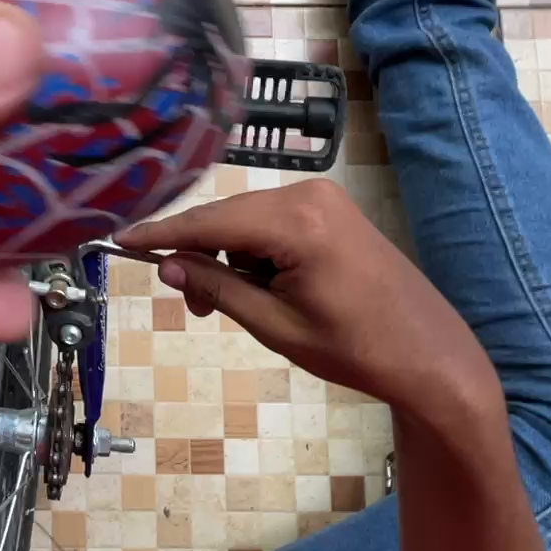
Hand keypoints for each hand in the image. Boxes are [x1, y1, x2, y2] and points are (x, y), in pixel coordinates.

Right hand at [116, 180, 499, 414]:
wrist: (431, 355)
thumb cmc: (355, 349)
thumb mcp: (275, 325)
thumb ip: (216, 288)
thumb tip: (166, 266)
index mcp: (297, 223)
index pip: (209, 224)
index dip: (161, 234)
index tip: (119, 238)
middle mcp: (307, 195)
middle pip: (225, 218)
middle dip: (197, 256)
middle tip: (190, 306)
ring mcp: (321, 197)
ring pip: (243, 220)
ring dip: (225, 257)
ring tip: (231, 305)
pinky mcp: (328, 208)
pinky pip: (268, 222)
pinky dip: (251, 251)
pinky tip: (258, 284)